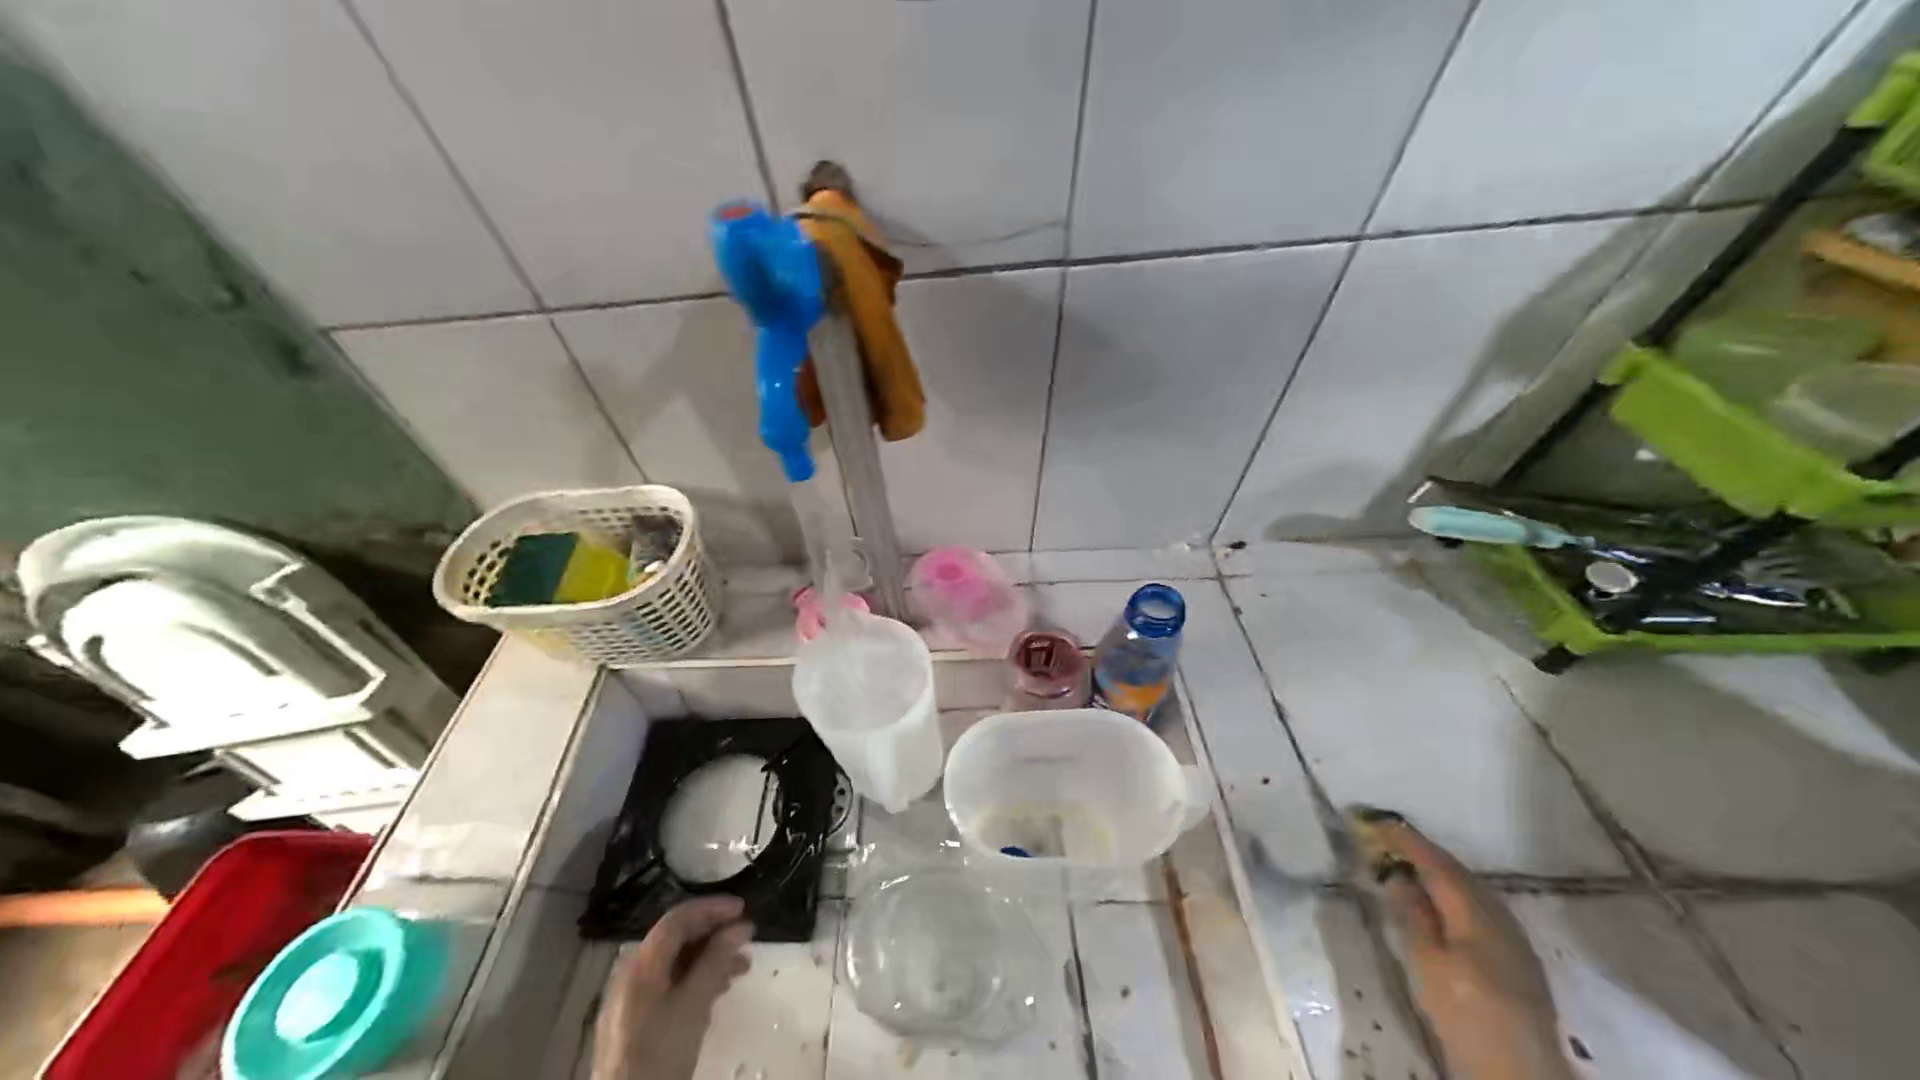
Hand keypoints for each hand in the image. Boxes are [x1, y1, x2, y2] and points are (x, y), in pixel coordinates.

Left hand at [591, 896, 754, 1079]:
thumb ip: (717, 960)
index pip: (677, 920)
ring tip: (742, 965)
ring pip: (676, 964)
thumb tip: (740, 927)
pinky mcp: (637, 1024)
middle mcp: (632, 976)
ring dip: (709, 958)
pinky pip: (670, 986)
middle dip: (713, 933)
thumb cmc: (660, 1056)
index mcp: (640, 965)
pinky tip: (720, 989)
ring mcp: (632, 1001)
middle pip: (676, 939)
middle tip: (746, 937)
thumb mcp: (694, 1005)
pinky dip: (697, 979)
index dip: (711, 909)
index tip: (743, 910)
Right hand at [1366, 815, 1576, 1079]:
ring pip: (1473, 889)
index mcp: (1475, 913)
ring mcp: (1514, 938)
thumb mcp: (1426, 963)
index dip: (1407, 840)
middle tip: (1389, 839)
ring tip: (1409, 866)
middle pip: (1458, 873)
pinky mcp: (1518, 957)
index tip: (1378, 820)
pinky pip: (1481, 907)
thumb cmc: (1464, 1011)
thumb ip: (1414, 915)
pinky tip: (1442, 902)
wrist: (1519, 1071)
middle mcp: (1500, 916)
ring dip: (1440, 872)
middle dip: (1423, 852)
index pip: (1437, 864)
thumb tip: (1399, 876)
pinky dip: (1455, 893)